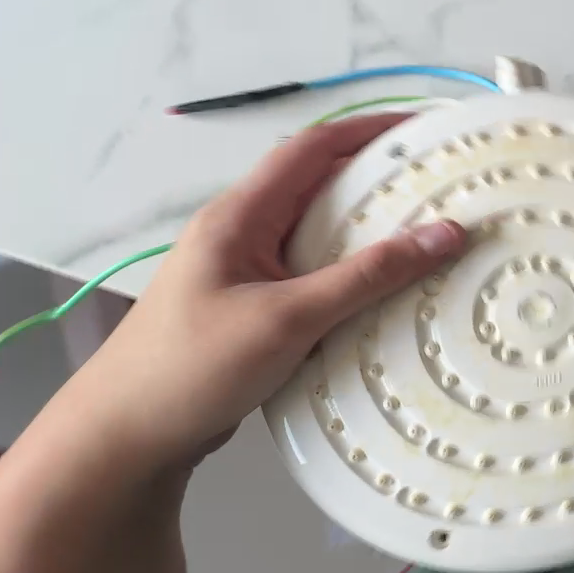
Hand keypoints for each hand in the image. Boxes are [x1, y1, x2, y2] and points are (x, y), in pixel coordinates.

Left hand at [63, 115, 466, 472]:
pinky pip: (328, 268)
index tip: (427, 129)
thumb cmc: (192, 368)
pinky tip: (402, 283)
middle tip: (449, 183)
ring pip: (329, 229)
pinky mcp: (266, 303)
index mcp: (241, 216)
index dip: (369, 130)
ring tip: (440, 229)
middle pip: (325, 184)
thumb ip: (371, 274)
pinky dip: (368, 264)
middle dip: (386, 176)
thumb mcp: (290, 317)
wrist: (123, 443)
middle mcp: (248, 232)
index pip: (312, 149)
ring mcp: (256, 269)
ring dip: (381, 224)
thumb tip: (451, 232)